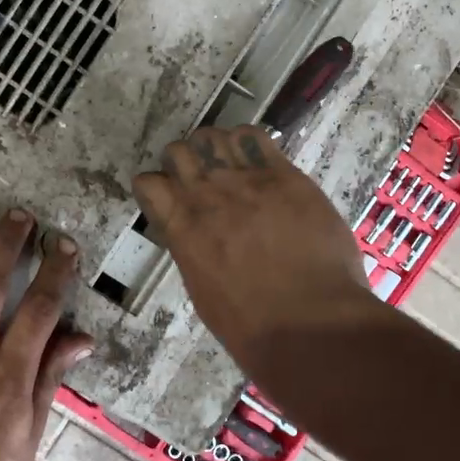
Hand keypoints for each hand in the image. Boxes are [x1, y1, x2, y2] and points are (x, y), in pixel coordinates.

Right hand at [132, 125, 375, 380]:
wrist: (312, 323)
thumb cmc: (251, 323)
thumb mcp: (200, 287)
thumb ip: (191, 247)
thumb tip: (194, 233)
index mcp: (180, 225)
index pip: (147, 181)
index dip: (158, 187)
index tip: (169, 196)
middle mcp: (205, 195)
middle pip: (178, 151)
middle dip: (184, 161)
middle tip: (201, 178)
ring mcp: (244, 181)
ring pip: (212, 137)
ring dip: (215, 148)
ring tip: (229, 163)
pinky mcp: (284, 176)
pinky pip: (255, 137)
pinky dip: (249, 141)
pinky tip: (257, 158)